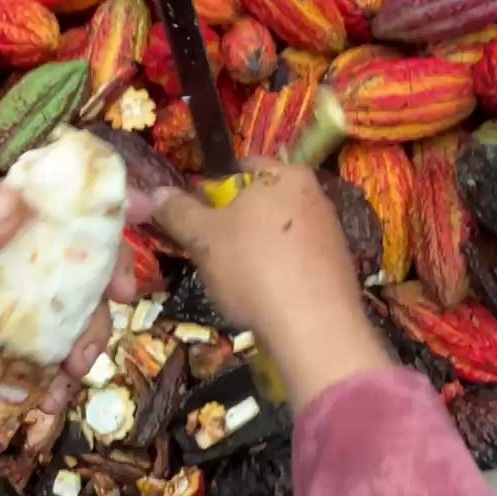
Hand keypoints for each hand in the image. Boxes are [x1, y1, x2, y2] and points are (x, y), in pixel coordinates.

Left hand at [0, 184, 135, 441]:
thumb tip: (18, 198)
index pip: (42, 202)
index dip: (91, 212)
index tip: (133, 225)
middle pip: (69, 258)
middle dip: (98, 286)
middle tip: (119, 308)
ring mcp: (3, 304)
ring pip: (68, 310)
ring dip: (83, 339)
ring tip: (71, 373)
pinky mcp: (6, 346)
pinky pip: (50, 352)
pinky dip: (59, 375)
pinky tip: (50, 397)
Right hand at [152, 160, 389, 408]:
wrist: (314, 328)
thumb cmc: (254, 268)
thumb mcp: (203, 238)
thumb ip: (178, 211)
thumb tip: (158, 193)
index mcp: (286, 174)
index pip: (240, 167)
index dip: (211, 190)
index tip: (196, 219)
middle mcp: (315, 195)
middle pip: (260, 202)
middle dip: (234, 225)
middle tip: (212, 254)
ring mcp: (331, 231)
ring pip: (278, 234)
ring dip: (255, 252)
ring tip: (239, 282)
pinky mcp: (338, 266)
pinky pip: (297, 260)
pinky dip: (279, 273)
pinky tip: (267, 298)